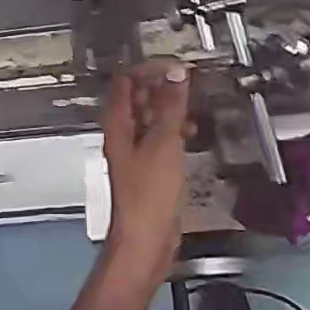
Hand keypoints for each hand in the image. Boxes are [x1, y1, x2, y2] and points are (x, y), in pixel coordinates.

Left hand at [101, 60, 193, 264]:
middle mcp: (122, 134)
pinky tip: (189, 133)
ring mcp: (134, 151)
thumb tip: (175, 74)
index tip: (174, 67)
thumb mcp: (164, 143)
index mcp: (117, 124)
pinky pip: (158, 137)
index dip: (148, 69)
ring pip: (149, 117)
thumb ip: (170, 107)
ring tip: (191, 106)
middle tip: (187, 83)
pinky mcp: (148, 167)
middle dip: (161, 86)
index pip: (126, 81)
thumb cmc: (148, 196)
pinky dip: (173, 129)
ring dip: (168, 108)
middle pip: (137, 97)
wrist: (145, 242)